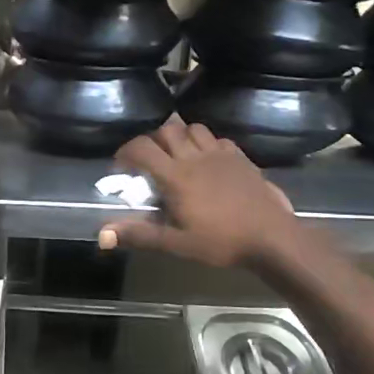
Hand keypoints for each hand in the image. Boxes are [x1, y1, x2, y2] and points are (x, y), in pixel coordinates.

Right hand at [100, 117, 300, 267]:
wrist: (270, 236)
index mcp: (176, 176)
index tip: (121, 165)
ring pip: (194, 128)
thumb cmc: (221, 242)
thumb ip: (141, 234)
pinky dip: (207, 144)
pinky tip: (209, 162)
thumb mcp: (177, 244)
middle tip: (151, 160)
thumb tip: (102, 235)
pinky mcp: (240, 157)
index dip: (126, 151)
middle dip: (154, 139)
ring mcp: (221, 153)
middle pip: (168, 129)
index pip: (143, 148)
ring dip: (181, 136)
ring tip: (179, 156)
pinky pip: (218, 139)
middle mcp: (196, 157)